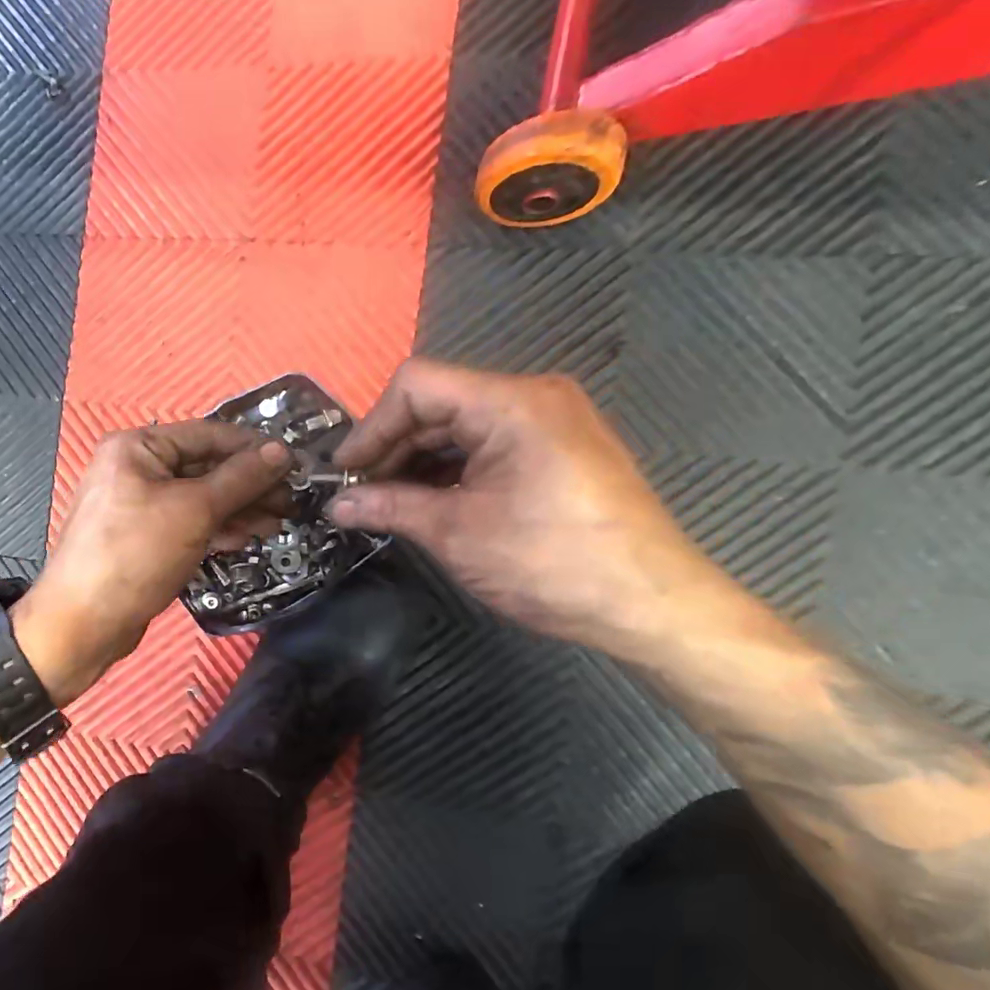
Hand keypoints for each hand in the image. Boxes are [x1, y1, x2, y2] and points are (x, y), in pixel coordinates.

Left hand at [17, 421, 290, 700]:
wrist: (83, 624)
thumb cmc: (136, 554)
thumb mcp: (194, 511)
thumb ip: (240, 479)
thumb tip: (281, 453)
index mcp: (137, 447)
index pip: (207, 435)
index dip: (253, 448)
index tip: (294, 464)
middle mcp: (135, 469)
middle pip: (205, 467)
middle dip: (249, 484)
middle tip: (291, 500)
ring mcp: (138, 505)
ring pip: (199, 498)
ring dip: (239, 509)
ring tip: (278, 522)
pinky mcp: (144, 539)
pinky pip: (187, 523)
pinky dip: (216, 529)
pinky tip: (246, 538)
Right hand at [329, 359, 745, 659]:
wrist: (652, 605)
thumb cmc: (551, 563)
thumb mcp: (457, 533)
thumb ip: (390, 506)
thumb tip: (336, 505)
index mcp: (511, 403)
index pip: (417, 385)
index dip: (371, 426)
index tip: (344, 472)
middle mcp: (534, 396)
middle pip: (439, 402)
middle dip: (393, 446)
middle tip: (358, 492)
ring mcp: (552, 420)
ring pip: (463, 423)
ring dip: (420, 459)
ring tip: (388, 501)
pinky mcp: (560, 447)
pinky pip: (491, 442)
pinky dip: (454, 467)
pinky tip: (431, 500)